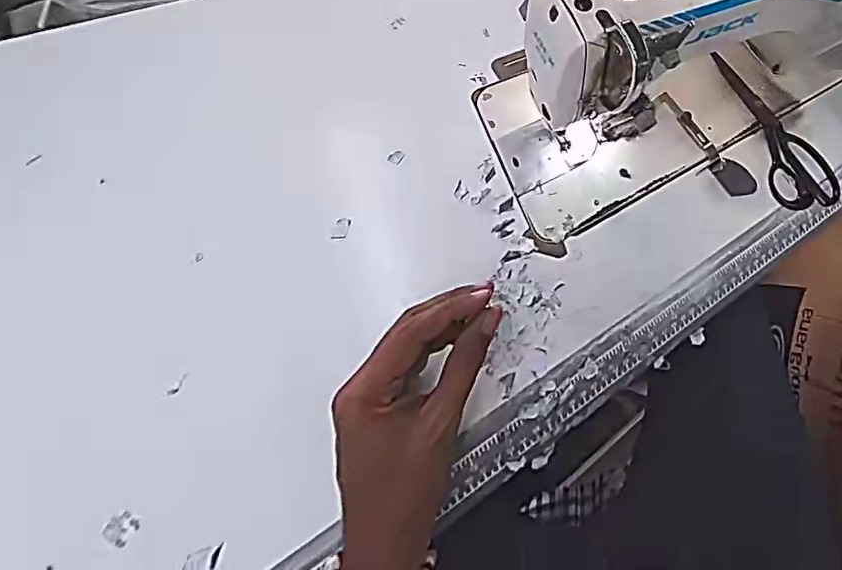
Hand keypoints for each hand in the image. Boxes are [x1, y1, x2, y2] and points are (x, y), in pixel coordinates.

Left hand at [334, 284, 501, 569]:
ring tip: (477, 311)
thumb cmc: (402, 500)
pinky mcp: (379, 403)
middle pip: (407, 331)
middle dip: (448, 309)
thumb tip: (481, 325)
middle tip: (481, 296)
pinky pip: (410, 361)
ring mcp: (367, 395)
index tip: (479, 296)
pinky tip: (459, 337)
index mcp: (364, 390)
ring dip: (444, 324)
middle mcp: (359, 388)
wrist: (386, 544)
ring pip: (408, 343)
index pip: (411, 331)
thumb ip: (464, 364)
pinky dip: (437, 346)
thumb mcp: (441, 423)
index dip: (450, 307)